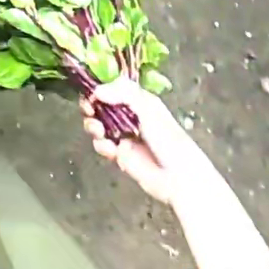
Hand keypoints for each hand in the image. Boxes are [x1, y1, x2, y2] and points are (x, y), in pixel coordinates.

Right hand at [82, 79, 195, 206]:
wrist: (180, 179)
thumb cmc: (170, 140)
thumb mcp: (149, 109)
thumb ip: (123, 93)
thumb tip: (96, 91)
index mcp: (138, 102)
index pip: (112, 89)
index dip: (99, 89)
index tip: (91, 93)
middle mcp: (128, 117)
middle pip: (100, 106)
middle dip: (91, 107)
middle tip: (89, 110)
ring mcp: (123, 136)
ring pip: (98, 125)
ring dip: (93, 126)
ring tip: (98, 131)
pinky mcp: (119, 155)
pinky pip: (102, 145)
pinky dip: (101, 145)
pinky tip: (109, 148)